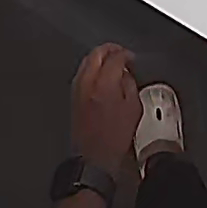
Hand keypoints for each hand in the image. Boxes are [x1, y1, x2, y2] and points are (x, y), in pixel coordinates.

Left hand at [71, 43, 139, 174]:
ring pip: (87, 61)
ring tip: (112, 62)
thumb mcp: (133, 110)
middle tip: (121, 53)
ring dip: (99, 57)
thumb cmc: (115, 138)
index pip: (114, 58)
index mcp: (104, 84)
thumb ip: (130, 85)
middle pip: (96, 53)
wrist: (94, 158)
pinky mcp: (73, 95)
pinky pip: (82, 72)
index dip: (125, 54)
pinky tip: (101, 74)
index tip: (132, 58)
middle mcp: (87, 83)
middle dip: (110, 49)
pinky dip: (92, 67)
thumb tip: (126, 74)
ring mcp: (77, 88)